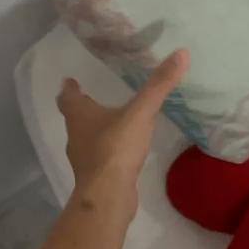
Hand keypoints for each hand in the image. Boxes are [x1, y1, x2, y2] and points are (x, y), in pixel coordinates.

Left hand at [57, 49, 188, 203]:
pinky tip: (124, 150)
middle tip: (95, 97)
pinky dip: (108, 150)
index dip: (69, 88)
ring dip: (96, 129)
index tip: (70, 80)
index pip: (68, 98)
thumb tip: (181, 52)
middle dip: (84, 108)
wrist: (108, 196)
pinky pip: (100, 157)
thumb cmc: (116, 148)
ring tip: (114, 121)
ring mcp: (84, 159)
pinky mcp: (96, 177)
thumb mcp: (141, 112)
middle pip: (75, 118)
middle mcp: (76, 136)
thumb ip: (159, 85)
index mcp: (80, 116)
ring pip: (86, 138)